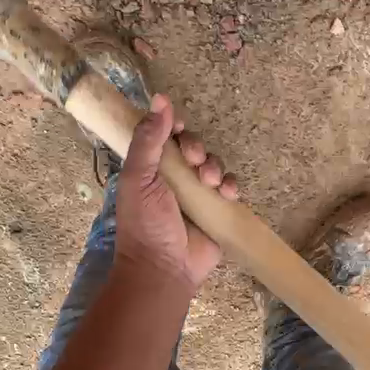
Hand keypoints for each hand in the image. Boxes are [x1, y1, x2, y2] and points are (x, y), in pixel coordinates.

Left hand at [114, 94, 239, 289]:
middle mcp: (174, 180)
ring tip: (210, 182)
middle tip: (195, 162)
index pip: (166, 137)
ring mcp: (197, 197)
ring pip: (213, 166)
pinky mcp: (216, 213)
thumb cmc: (145, 225)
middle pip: (194, 149)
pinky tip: (227, 193)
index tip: (179, 127)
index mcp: (151, 170)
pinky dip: (230, 186)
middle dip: (198, 149)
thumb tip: (160, 100)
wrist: (164, 269)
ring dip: (215, 167)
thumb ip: (148, 140)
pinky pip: (229, 190)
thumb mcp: (139, 178)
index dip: (174, 128)